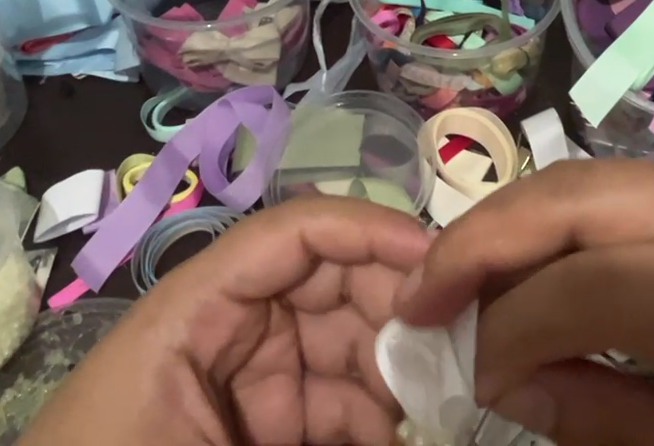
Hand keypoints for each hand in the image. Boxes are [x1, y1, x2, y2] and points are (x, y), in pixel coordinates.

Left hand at [21, 196, 429, 445]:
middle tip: (455, 346)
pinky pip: (332, 399)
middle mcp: (233, 320)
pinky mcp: (264, 419)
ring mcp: (250, 372)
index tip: (437, 261)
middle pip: (331, 279)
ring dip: (393, 368)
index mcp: (201, 303)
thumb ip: (325, 423)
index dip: (369, 229)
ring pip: (343, 341)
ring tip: (441, 398)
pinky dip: (371, 416)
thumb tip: (402, 427)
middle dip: (396, 303)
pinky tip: (401, 433)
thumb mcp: (198, 441)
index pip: (295, 232)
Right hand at [394, 160, 653, 445]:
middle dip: (482, 238)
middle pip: (576, 197)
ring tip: (452, 279)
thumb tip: (502, 376)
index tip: (457, 373)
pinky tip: (520, 268)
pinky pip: (612, 199)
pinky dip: (550, 226)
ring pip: (585, 181)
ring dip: (509, 223)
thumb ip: (616, 424)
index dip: (508, 323)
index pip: (592, 281)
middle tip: (416, 295)